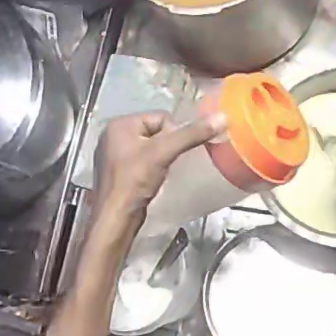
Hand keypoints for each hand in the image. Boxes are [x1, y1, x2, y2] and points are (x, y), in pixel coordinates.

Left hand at [92, 110, 224, 227]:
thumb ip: (192, 134)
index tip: (175, 153)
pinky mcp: (118, 173)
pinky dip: (153, 168)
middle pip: (156, 132)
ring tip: (163, 172)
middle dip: (168, 146)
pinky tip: (154, 179)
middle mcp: (113, 135)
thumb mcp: (164, 152)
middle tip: (169, 163)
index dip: (175, 134)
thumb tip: (222, 117)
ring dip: (162, 158)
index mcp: (120, 124)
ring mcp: (114, 155)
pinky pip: (144, 162)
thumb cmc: (135, 180)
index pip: (161, 117)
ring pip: (151, 148)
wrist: (116, 218)